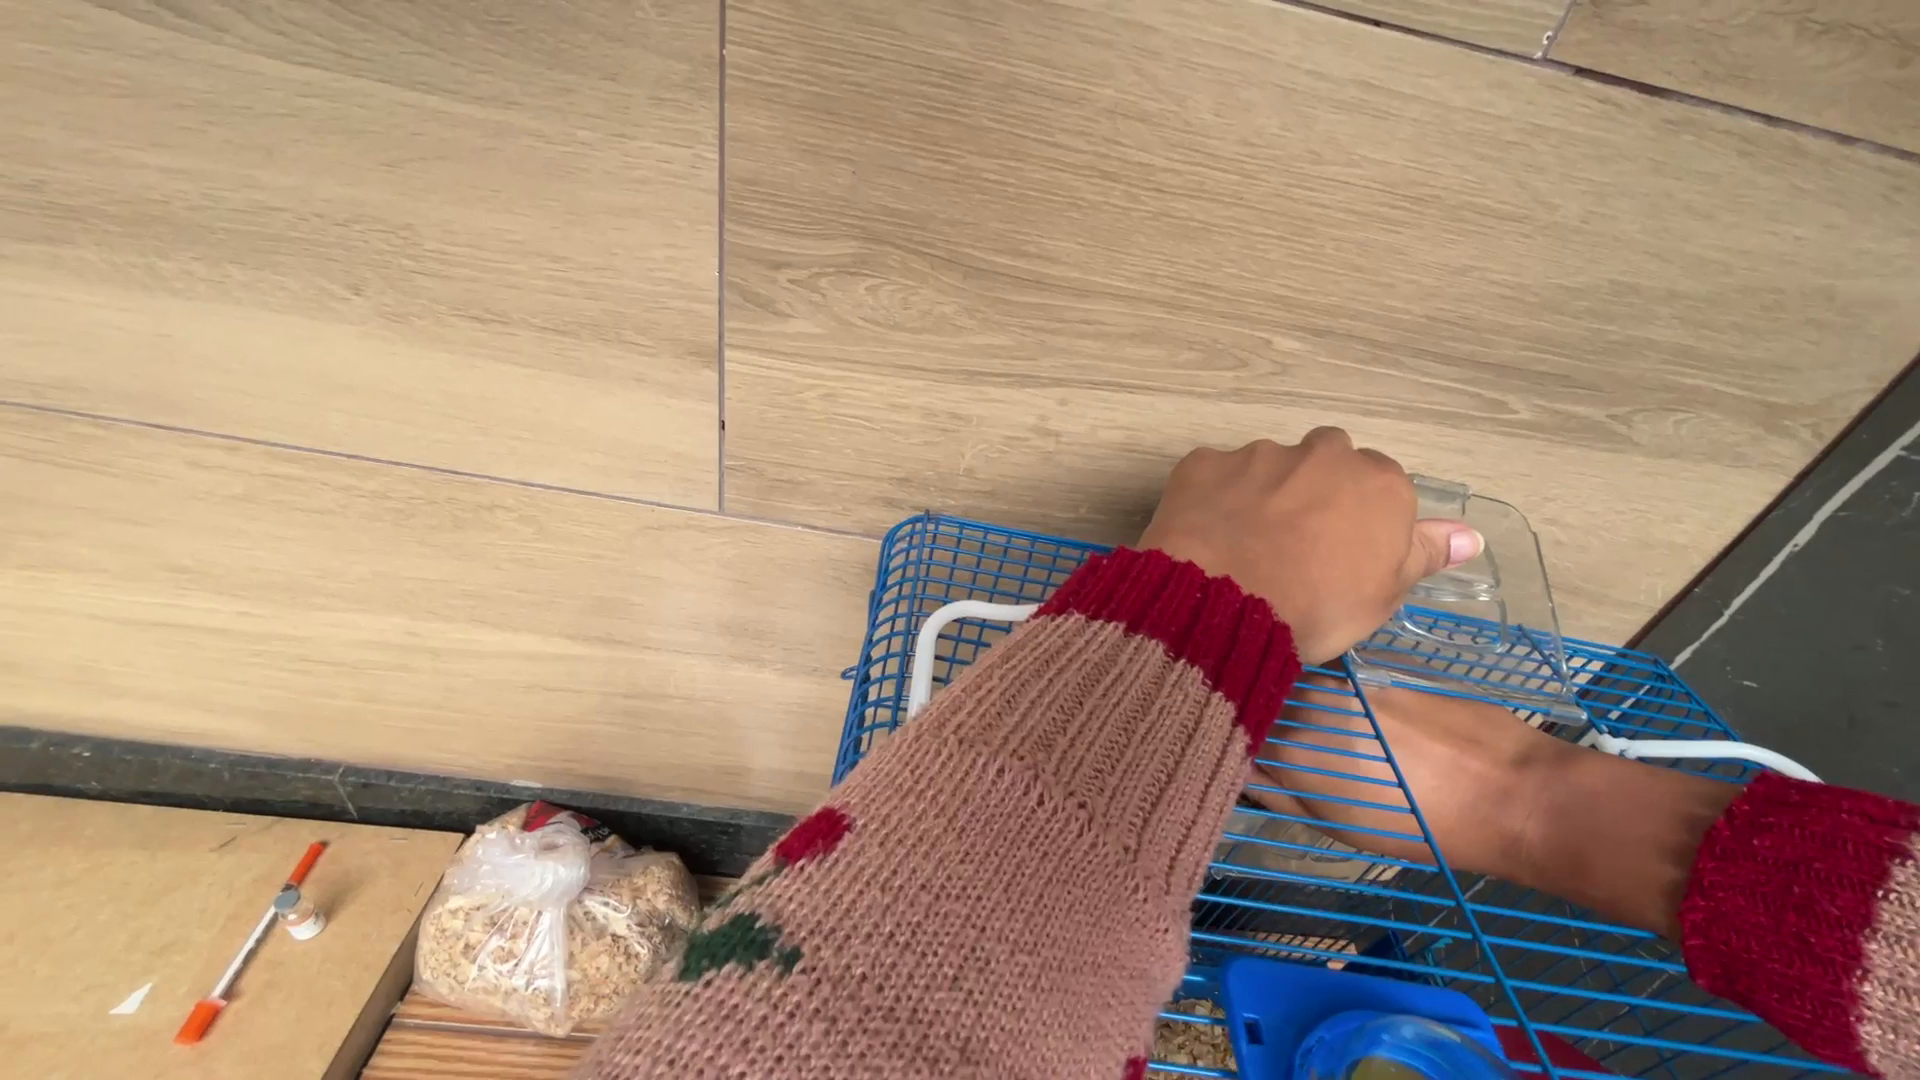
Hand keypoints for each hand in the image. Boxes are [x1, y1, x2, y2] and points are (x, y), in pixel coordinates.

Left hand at [1138, 429, 1482, 662]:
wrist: (1221, 603)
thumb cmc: (1315, 608)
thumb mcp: (1382, 595)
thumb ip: (1422, 555)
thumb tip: (1469, 535)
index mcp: (1378, 483)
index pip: (1381, 486)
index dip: (1359, 518)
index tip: (1340, 552)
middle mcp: (1322, 454)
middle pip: (1326, 460)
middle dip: (1314, 490)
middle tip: (1293, 541)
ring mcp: (1257, 454)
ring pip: (1268, 465)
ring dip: (1262, 492)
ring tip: (1242, 543)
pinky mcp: (1203, 462)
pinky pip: (1213, 475)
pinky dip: (1212, 498)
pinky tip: (1203, 533)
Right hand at [1246, 677, 1571, 875]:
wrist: (1515, 793)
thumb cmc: (1423, 827)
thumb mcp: (1340, 826)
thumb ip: (1279, 795)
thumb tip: (1242, 771)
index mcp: (1289, 746)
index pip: (1237, 737)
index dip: (1232, 745)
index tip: (1234, 757)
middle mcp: (1305, 703)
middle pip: (1262, 708)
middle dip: (1261, 724)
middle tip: (1282, 753)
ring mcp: (1342, 682)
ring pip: (1297, 692)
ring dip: (1298, 711)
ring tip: (1322, 739)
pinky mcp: (1376, 671)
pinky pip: (1335, 684)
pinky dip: (1335, 702)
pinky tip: (1362, 726)